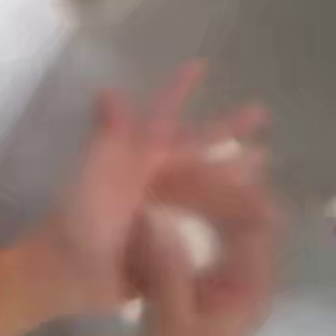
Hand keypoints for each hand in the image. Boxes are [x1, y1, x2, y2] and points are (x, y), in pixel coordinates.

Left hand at [18, 62, 262, 316]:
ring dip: (234, 172)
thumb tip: (107, 90)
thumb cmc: (79, 219)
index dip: (178, 91)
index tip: (199, 64)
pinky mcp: (166, 240)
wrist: (68, 271)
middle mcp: (149, 179)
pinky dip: (224, 217)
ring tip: (266, 162)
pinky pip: (201, 223)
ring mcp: (160, 210)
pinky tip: (251, 218)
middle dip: (226, 130)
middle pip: (195, 148)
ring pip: (204, 184)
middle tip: (262, 114)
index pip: (163, 119)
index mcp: (133, 160)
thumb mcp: (93, 174)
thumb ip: (107, 137)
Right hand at [126, 150, 282, 335]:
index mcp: (250, 273)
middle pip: (252, 206)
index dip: (234, 185)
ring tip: (176, 169)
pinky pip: (223, 224)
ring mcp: (246, 263)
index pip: (257, 216)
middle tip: (183, 158)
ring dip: (214, 189)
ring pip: (239, 213)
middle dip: (223, 179)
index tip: (201, 164)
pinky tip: (171, 199)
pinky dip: (203, 206)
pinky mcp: (229, 265)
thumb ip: (166, 272)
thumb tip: (155, 219)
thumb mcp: (171, 317)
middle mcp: (256, 261)